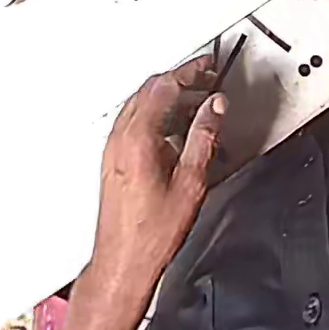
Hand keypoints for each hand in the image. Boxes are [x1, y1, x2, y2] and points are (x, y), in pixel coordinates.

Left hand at [90, 54, 225, 299]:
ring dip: (168, 94)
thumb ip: (204, 135)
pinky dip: (157, 111)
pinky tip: (176, 124)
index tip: (208, 66)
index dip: (190, 71)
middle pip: (150, 89)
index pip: (165, 86)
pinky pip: (134, 119)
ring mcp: (114, 148)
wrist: (122, 263)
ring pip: (141, 102)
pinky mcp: (114, 159)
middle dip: (180, 78)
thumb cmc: (151, 232)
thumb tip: (215, 106)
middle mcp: (121, 138)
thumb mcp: (191, 180)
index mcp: (138, 138)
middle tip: (206, 78)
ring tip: (197, 99)